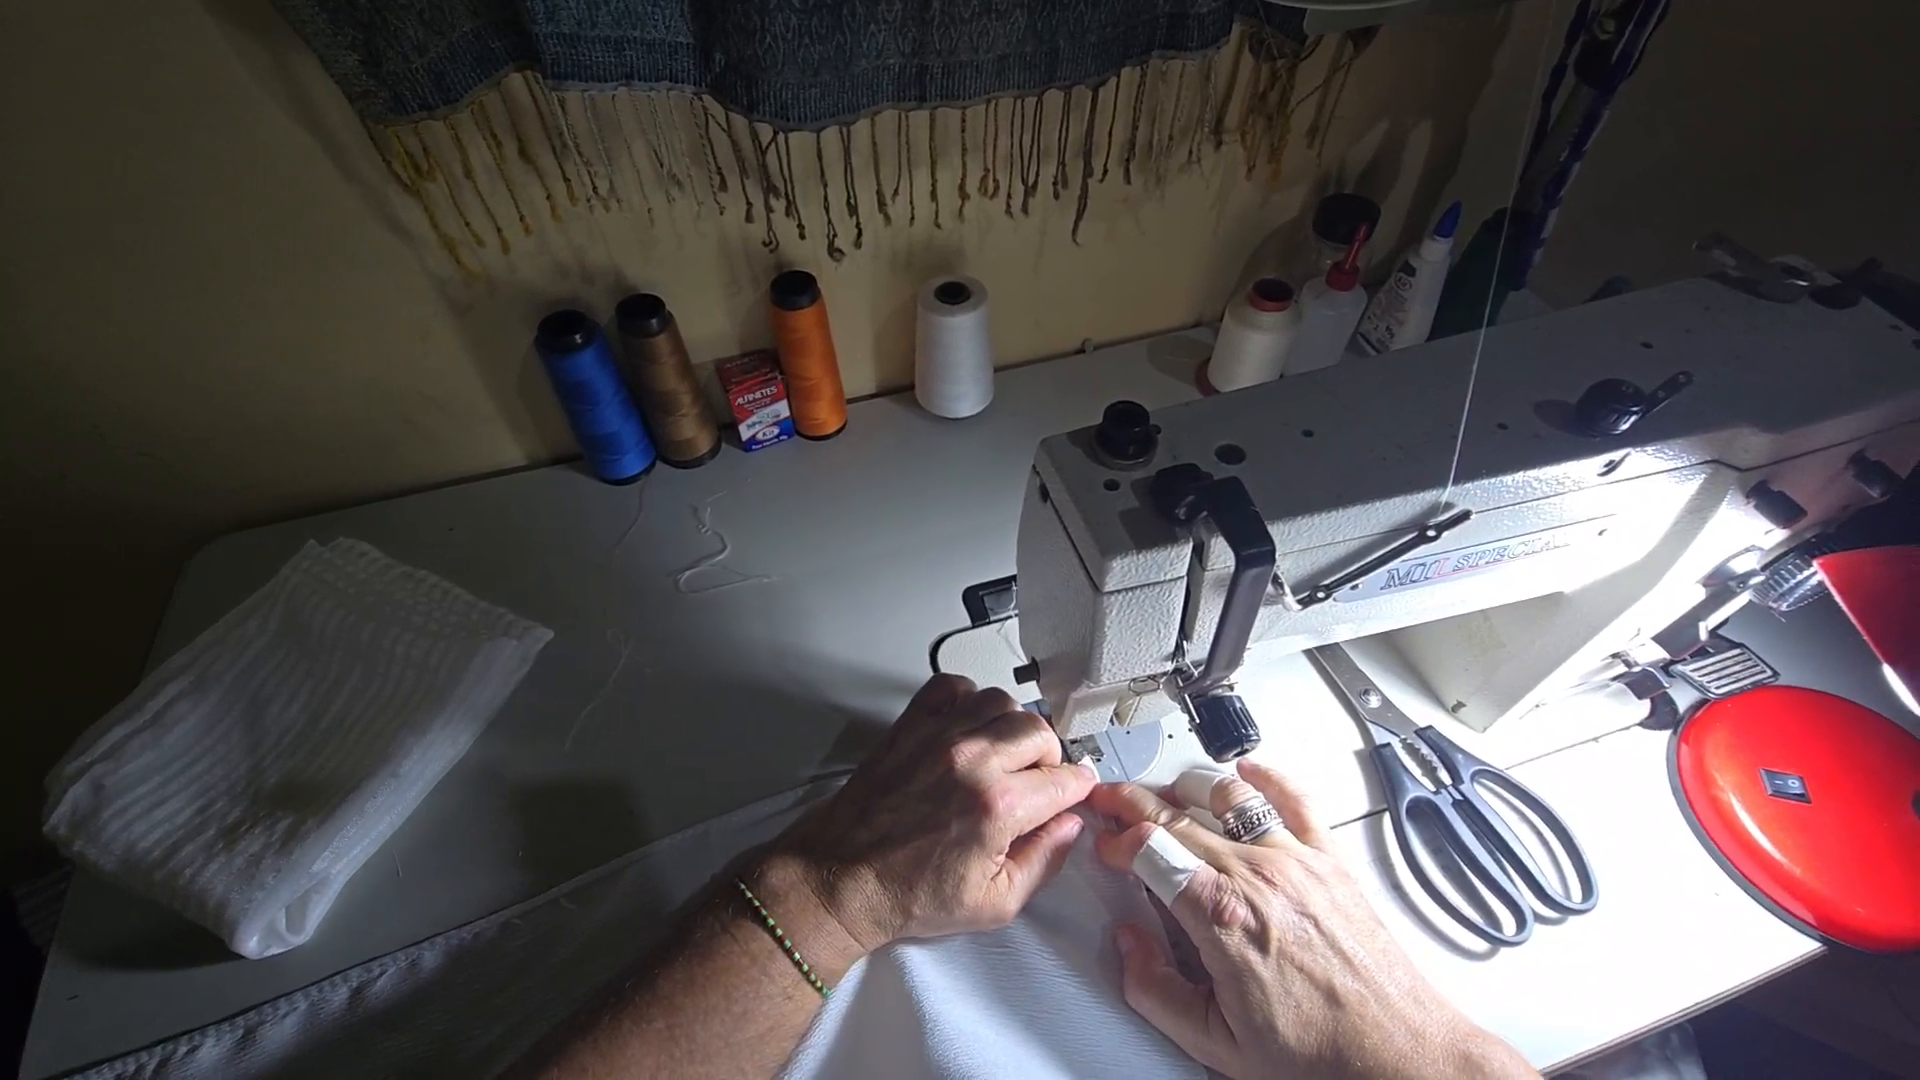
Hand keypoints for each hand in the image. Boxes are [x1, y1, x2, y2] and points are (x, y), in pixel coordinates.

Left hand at [766, 674, 1096, 956]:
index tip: (1072, 792)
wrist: (843, 877)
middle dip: (1048, 758)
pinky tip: (969, 727)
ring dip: (1013, 726)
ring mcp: (939, 735)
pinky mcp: (912, 724)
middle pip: (1040, 732)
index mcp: (997, 806)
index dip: (1076, 789)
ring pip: (1003, 701)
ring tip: (1003, 754)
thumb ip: (1044, 861)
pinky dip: (969, 699)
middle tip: (1036, 780)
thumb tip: (1070, 824)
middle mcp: (972, 760)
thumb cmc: (910, 893)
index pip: (1064, 780)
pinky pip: (954, 685)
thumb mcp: (994, 903)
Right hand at [1090, 760, 1535, 1079]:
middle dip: (1132, 801)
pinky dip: (1266, 777)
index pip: (1148, 847)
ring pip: (1225, 795)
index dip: (1117, 840)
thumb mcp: (1216, 1044)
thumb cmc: (1318, 1054)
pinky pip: (1295, 798)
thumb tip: (1128, 941)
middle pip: (1175, 813)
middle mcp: (1254, 875)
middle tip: (1112, 800)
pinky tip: (1246, 771)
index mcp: (1219, 915)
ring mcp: (1294, 859)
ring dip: (1185, 786)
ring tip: (1166, 794)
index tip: (1109, 850)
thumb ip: (1155, 990)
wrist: (1400, 1058)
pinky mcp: (1329, 858)